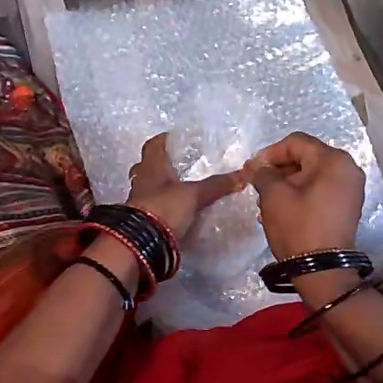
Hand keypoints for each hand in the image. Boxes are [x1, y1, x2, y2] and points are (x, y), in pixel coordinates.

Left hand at [124, 134, 246, 238]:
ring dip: (160, 187)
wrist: (140, 244)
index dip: (164, 139)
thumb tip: (244, 174)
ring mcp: (138, 202)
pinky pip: (152, 207)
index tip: (175, 137)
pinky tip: (175, 210)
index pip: (154, 145)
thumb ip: (216, 185)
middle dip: (161, 165)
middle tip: (178, 165)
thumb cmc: (164, 208)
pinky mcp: (141, 221)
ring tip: (179, 188)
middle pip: (147, 167)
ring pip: (148, 187)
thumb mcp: (194, 195)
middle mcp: (141, 181)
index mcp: (151, 167)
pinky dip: (163, 206)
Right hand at [247, 133, 364, 259]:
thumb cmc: (298, 227)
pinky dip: (301, 194)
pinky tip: (282, 209)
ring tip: (266, 201)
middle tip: (258, 185)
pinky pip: (321, 190)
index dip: (270, 153)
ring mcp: (350, 189)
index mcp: (333, 160)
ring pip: (312, 175)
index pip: (296, 143)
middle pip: (306, 157)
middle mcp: (348, 169)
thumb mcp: (274, 196)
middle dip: (279, 170)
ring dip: (288, 184)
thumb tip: (258, 166)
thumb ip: (264, 173)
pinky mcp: (347, 206)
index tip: (252, 169)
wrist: (323, 269)